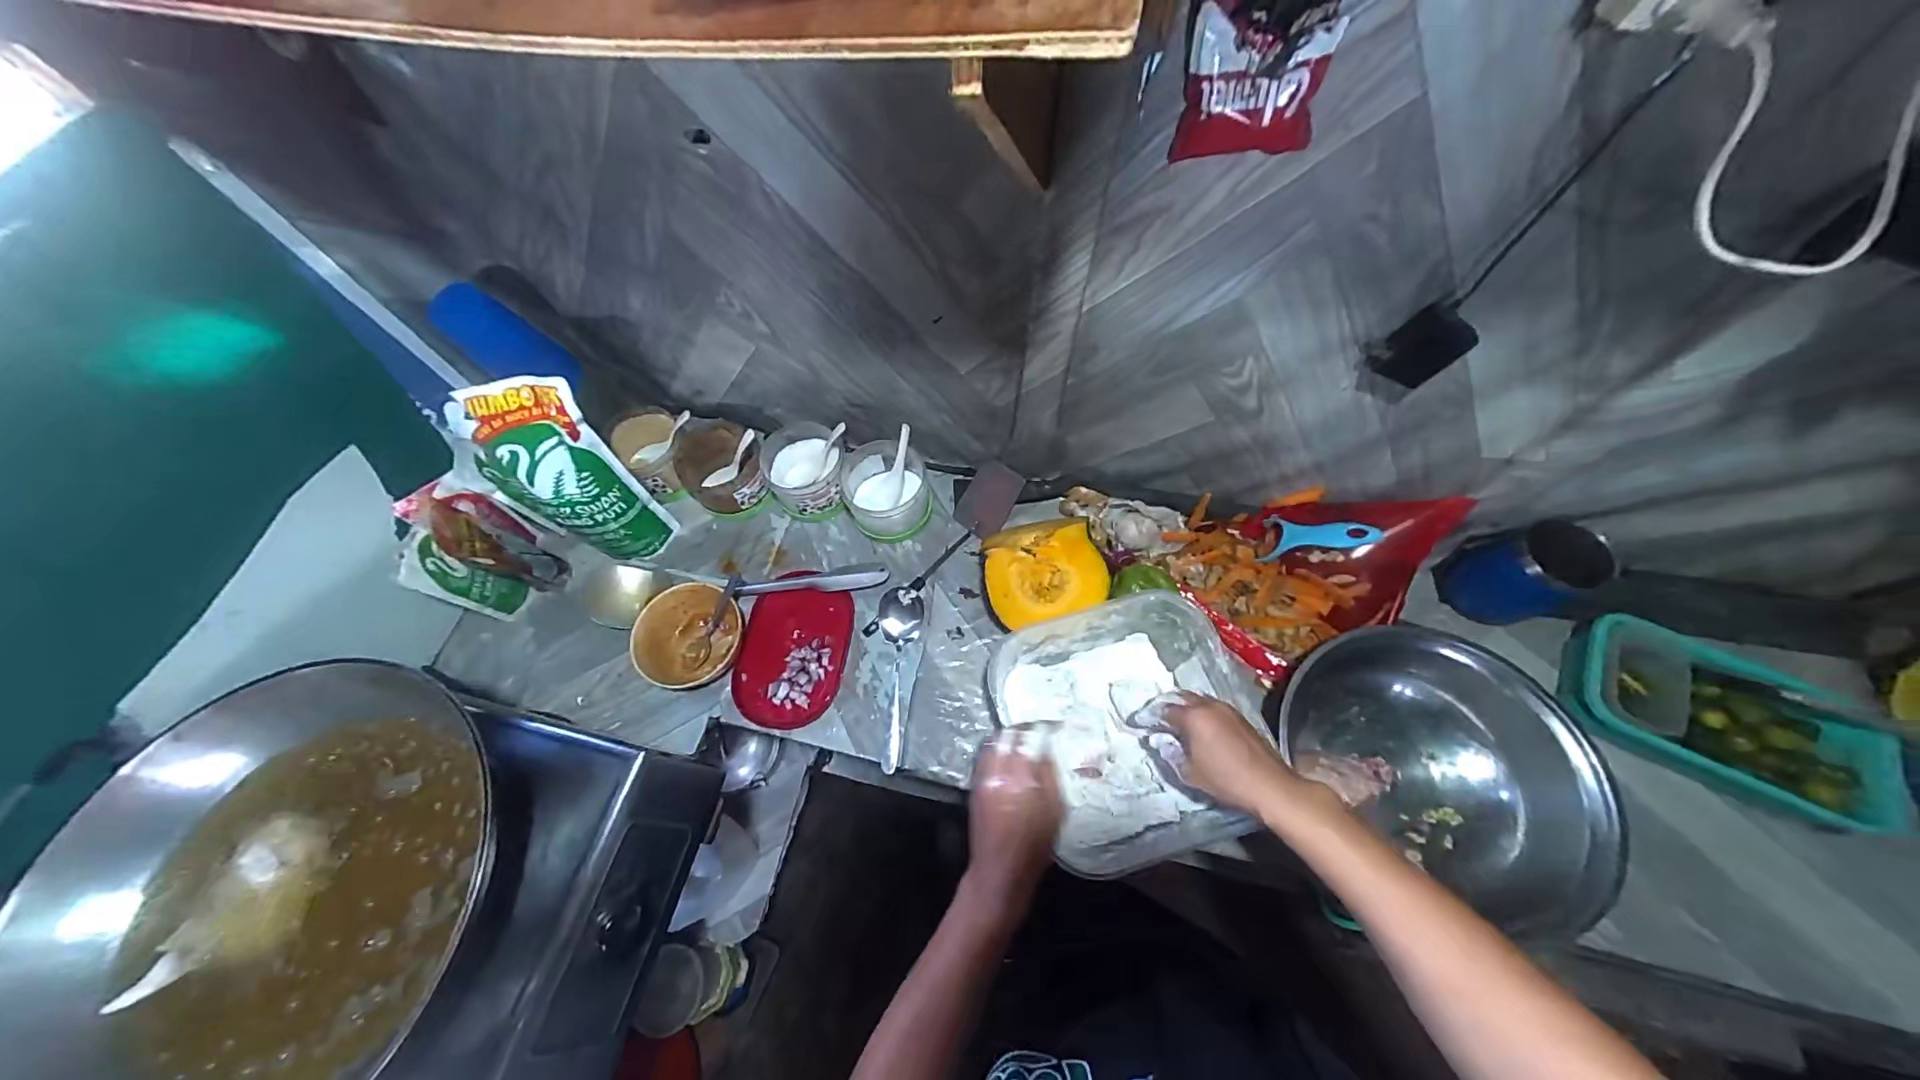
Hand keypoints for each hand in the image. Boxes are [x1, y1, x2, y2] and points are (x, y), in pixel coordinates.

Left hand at [965, 728, 1062, 902]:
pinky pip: (985, 757)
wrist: (999, 870)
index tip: (1054, 724)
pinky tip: (1007, 753)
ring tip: (1023, 736)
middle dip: (1025, 727)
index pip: (1032, 738)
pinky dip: (996, 749)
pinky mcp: (975, 785)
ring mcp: (984, 778)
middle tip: (1038, 726)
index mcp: (1023, 779)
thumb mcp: (1055, 812)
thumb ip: (1051, 777)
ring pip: (994, 743)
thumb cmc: (1034, 846)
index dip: (1044, 727)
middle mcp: (999, 773)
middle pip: (1009, 735)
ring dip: (1009, 735)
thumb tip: (1047, 752)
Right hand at [1160, 693, 1304, 814]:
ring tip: (1180, 723)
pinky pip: (1214, 708)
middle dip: (1169, 706)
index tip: (1143, 724)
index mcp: (1193, 717)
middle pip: (1183, 698)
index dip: (1152, 717)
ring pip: (1200, 701)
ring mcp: (1227, 709)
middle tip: (1159, 719)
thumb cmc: (1226, 780)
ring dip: (1188, 708)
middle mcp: (1209, 706)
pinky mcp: (1241, 717)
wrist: (1270, 785)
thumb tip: (1160, 740)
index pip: (1165, 710)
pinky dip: (1203, 713)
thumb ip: (1171, 753)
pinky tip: (1203, 728)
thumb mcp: (1190, 773)